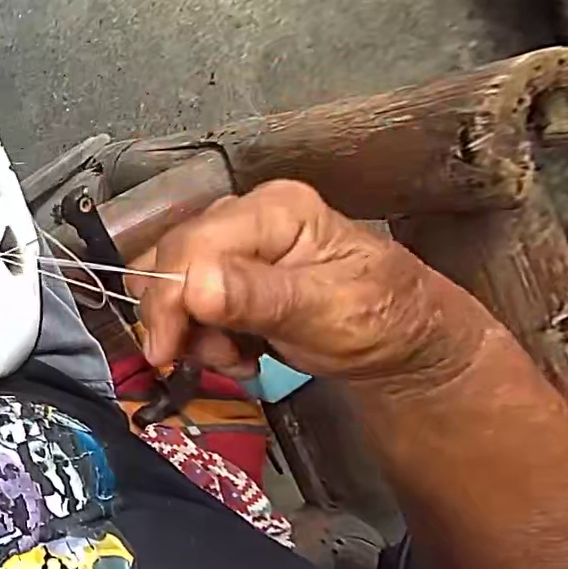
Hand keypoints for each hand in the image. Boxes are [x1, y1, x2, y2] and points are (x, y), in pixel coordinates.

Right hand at [129, 181, 491, 387]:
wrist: (401, 338)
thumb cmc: (384, 318)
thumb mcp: (330, 311)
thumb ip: (260, 297)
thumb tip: (195, 288)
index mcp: (276, 210)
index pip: (193, 244)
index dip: (170, 297)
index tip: (166, 349)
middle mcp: (244, 216)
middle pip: (172, 261)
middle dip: (181, 318)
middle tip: (216, 358)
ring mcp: (231, 243)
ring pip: (169, 283)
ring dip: (189, 329)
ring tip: (233, 355)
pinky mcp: (222, 271)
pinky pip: (182, 300)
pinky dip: (196, 332)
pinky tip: (231, 348)